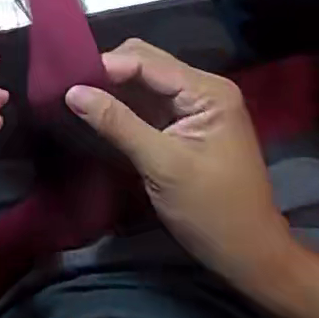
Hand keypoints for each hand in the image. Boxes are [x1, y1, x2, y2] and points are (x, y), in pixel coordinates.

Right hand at [64, 38, 298, 292]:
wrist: (250, 257)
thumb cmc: (213, 211)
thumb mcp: (162, 166)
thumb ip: (117, 123)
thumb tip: (72, 91)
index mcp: (208, 92)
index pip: (146, 61)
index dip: (106, 66)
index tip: (68, 80)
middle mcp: (202, 88)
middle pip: (143, 61)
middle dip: (107, 71)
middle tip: (71, 87)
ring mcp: (192, 104)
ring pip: (140, 77)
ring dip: (110, 85)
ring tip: (76, 95)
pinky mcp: (180, 121)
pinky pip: (143, 98)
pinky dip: (119, 101)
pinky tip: (96, 109)